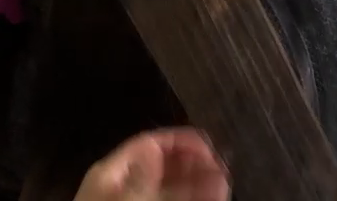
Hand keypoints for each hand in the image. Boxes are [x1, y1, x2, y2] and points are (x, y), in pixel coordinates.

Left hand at [74, 129, 227, 200]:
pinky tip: (211, 200)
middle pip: (163, 170)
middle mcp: (124, 191)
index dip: (179, 142)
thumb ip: (140, 180)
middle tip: (224, 168)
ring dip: (197, 188)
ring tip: (224, 185)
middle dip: (193, 166)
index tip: (209, 146)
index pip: (148, 146)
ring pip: (170, 194)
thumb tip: (153, 148)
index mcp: (112, 176)